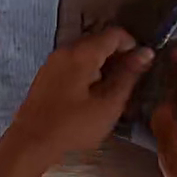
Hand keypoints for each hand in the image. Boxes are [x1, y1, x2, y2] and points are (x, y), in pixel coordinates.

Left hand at [5, 27, 154, 164]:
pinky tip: (91, 94)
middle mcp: (65, 50)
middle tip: (129, 81)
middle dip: (118, 55)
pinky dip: (87, 71)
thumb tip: (146, 53)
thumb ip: (128, 76)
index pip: (114, 34)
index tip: (141, 66)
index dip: (132, 45)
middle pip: (98, 40)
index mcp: (82, 53)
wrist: (30, 142)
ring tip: (112, 90)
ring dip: (103, 64)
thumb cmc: (73, 126)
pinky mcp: (46, 74)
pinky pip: (73, 63)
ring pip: (85, 52)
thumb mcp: (108, 104)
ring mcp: (52, 61)